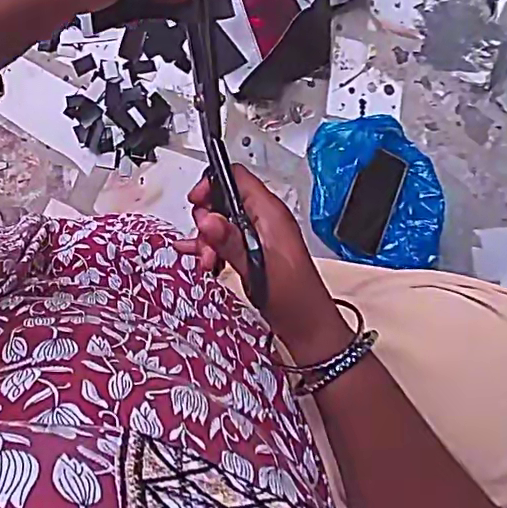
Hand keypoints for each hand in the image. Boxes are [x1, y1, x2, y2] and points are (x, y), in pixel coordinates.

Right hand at [179, 164, 354, 358]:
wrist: (309, 329)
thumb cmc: (296, 300)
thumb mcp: (258, 269)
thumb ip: (231, 242)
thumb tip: (209, 219)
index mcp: (270, 214)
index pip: (237, 178)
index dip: (212, 184)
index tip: (197, 202)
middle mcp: (264, 220)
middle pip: (223, 199)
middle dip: (206, 219)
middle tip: (206, 241)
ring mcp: (257, 235)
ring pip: (220, 221)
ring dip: (207, 239)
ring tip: (209, 260)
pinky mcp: (252, 250)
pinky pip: (224, 238)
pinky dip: (211, 248)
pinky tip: (205, 260)